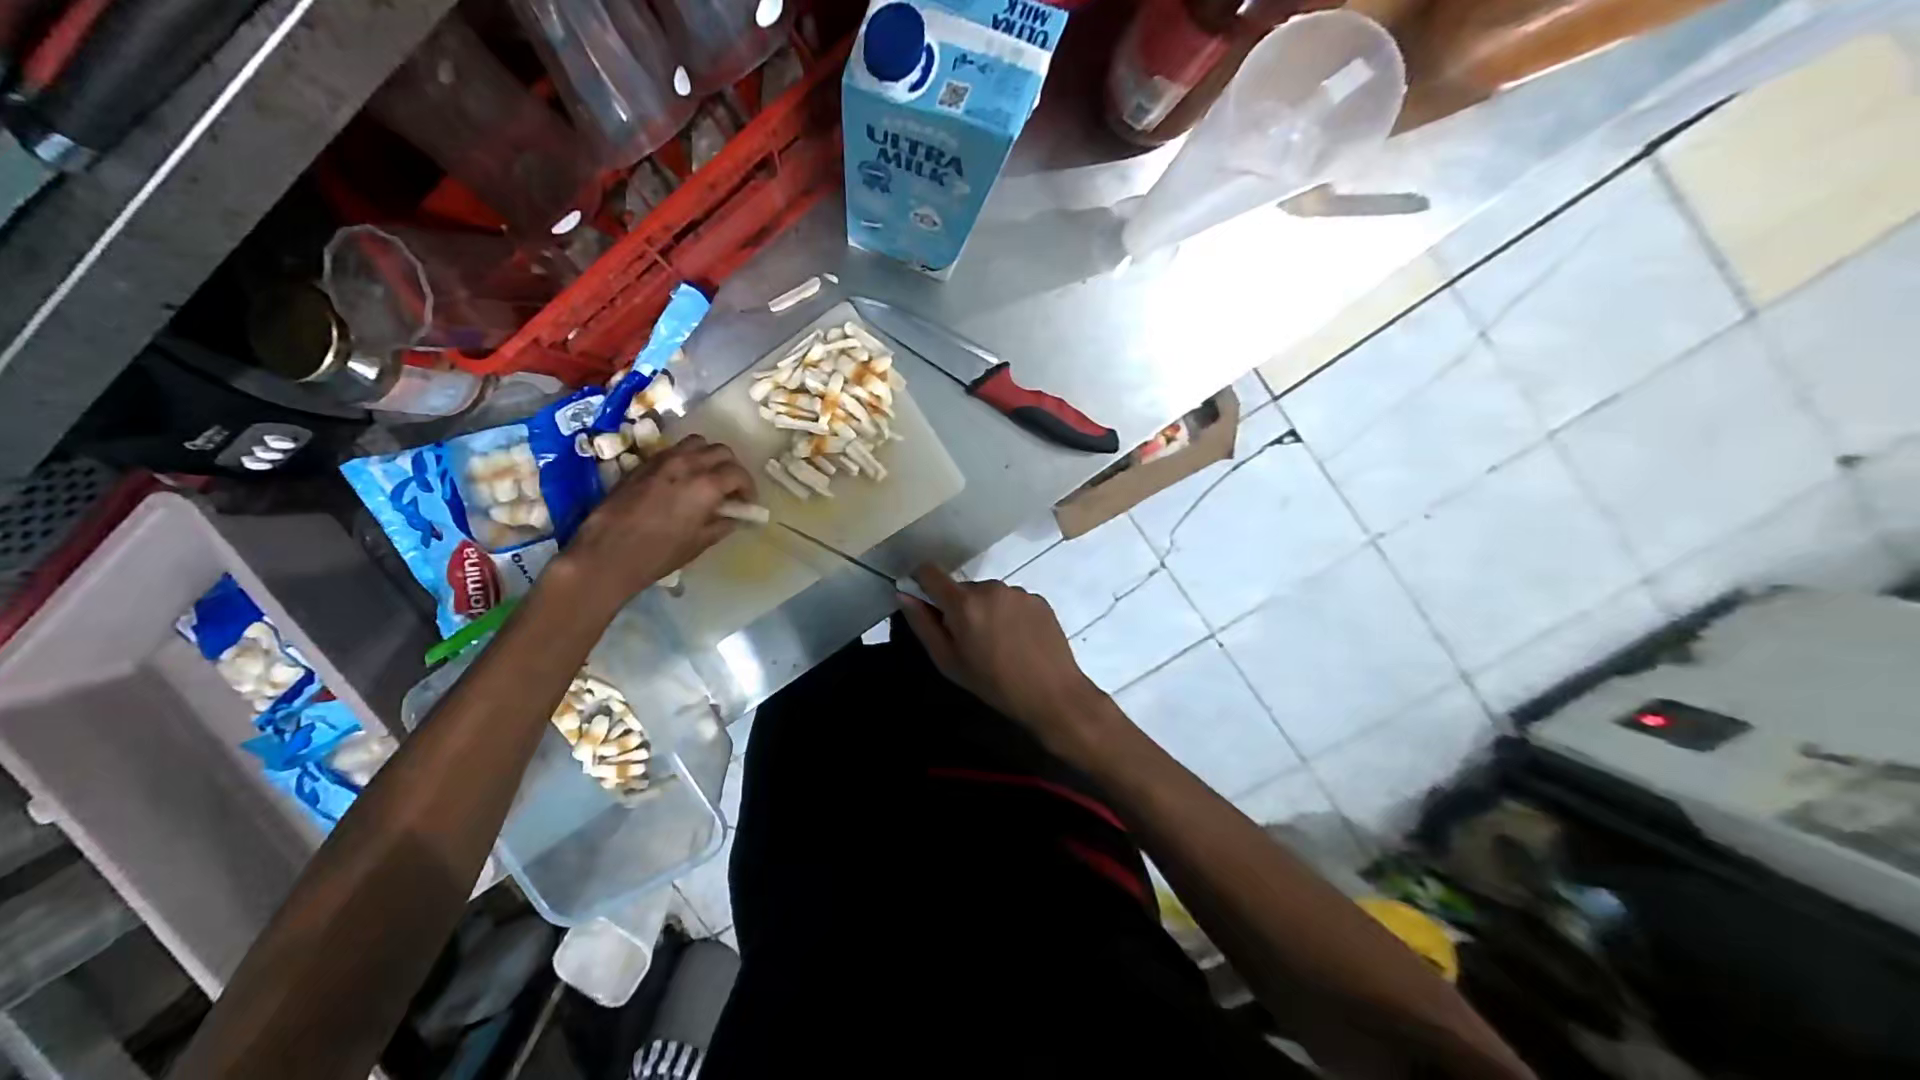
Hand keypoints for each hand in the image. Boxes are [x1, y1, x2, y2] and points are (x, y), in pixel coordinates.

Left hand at [564, 435, 754, 598]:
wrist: (607, 553)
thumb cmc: (659, 554)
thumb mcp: (700, 542)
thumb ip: (722, 523)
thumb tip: (733, 515)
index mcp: (706, 485)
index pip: (738, 473)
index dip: (748, 487)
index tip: (746, 502)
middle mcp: (687, 464)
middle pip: (721, 451)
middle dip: (731, 468)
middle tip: (730, 489)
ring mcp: (662, 460)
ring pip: (696, 443)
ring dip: (708, 456)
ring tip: (706, 477)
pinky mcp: (642, 464)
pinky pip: (673, 451)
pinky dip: (685, 459)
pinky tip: (680, 480)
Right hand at [898, 565, 1120, 756]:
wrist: (1052, 694)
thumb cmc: (994, 684)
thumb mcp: (949, 662)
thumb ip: (923, 625)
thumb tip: (903, 596)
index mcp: (964, 603)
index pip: (930, 573)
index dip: (921, 582)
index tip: (924, 601)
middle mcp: (991, 588)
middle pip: (962, 589)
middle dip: (960, 608)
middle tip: (970, 642)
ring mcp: (1018, 592)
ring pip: (989, 595)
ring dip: (986, 611)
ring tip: (998, 644)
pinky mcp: (1039, 599)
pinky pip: (1012, 601)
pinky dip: (1009, 615)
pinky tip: (1019, 641)